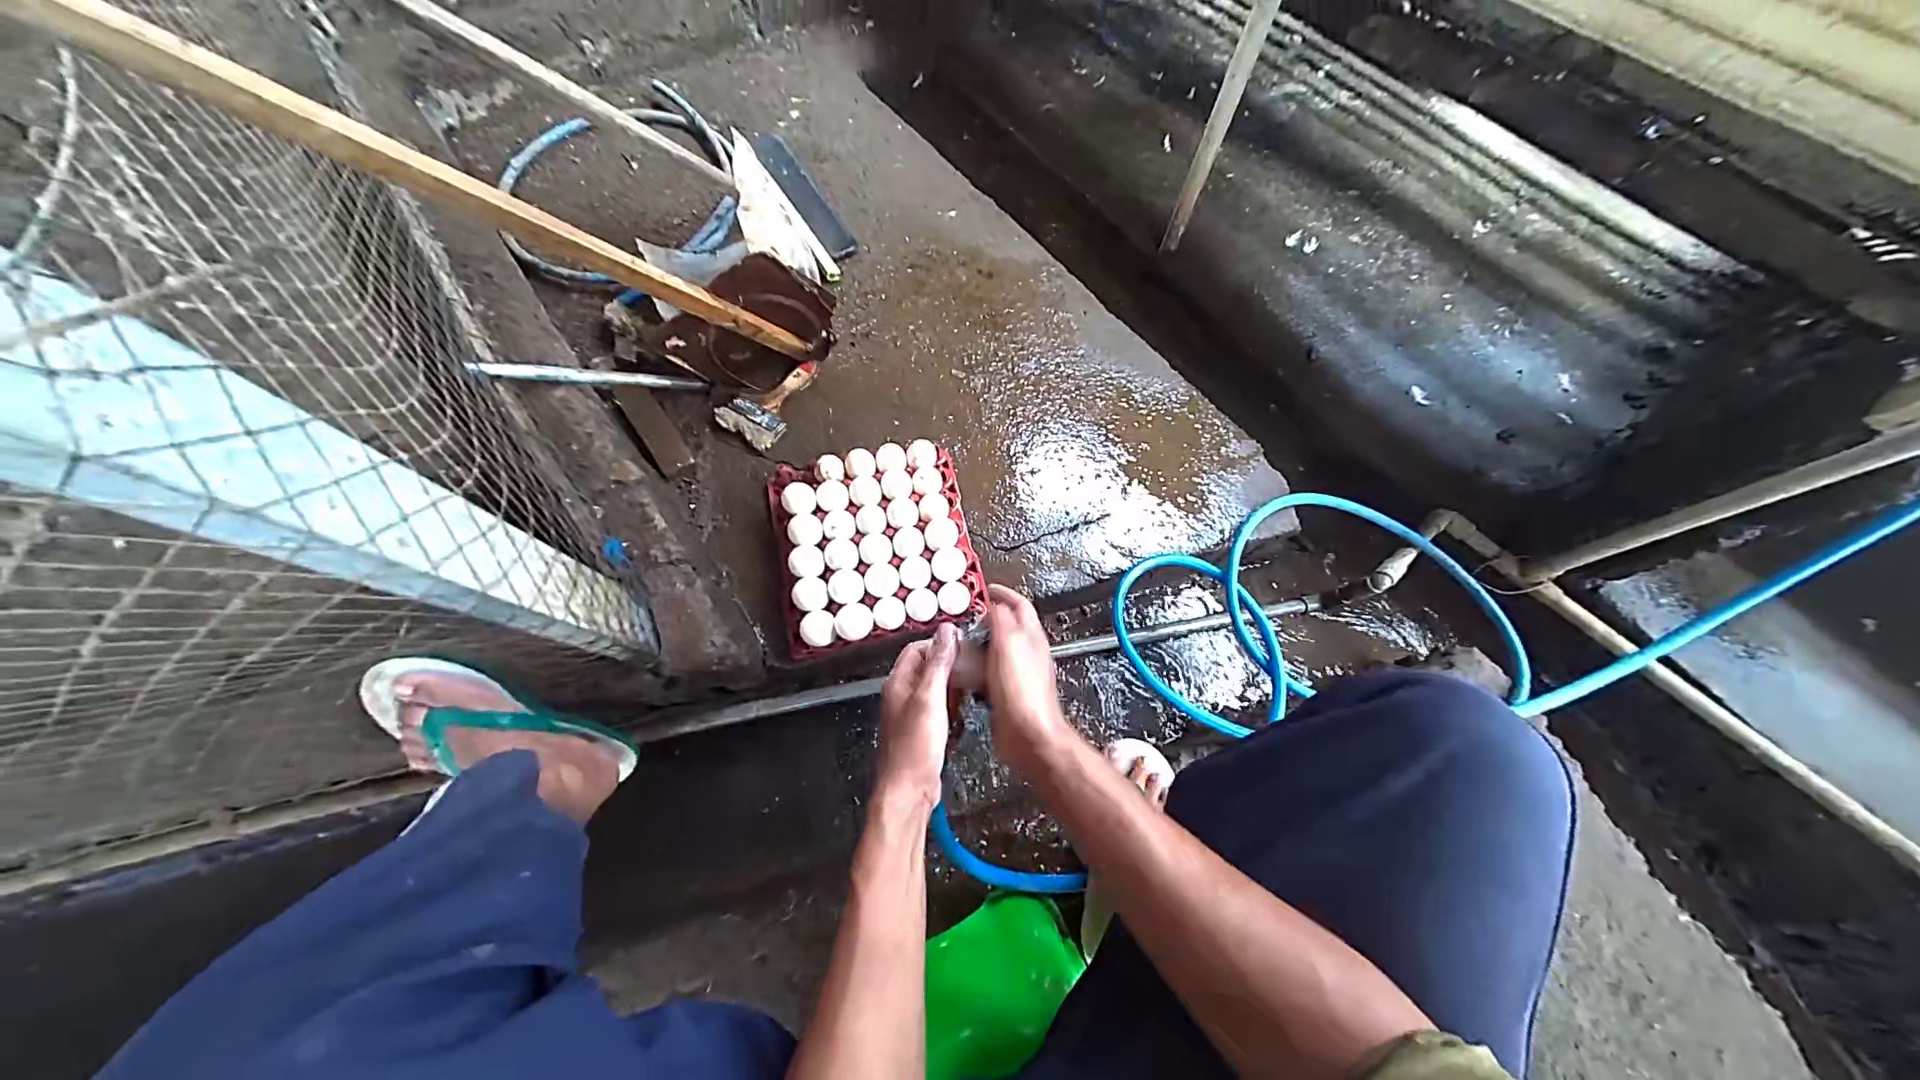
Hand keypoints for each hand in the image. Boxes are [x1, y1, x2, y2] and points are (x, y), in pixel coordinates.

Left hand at [876, 622, 958, 806]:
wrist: (909, 790)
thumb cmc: (914, 748)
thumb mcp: (931, 697)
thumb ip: (939, 663)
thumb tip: (946, 632)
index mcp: (899, 682)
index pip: (918, 648)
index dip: (940, 644)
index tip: (962, 647)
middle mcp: (902, 695)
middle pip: (928, 667)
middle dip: (950, 666)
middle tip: (970, 669)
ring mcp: (911, 713)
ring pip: (935, 688)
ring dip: (953, 687)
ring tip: (968, 691)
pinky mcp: (922, 730)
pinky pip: (939, 709)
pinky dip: (952, 707)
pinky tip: (961, 714)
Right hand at [983, 584, 1075, 775]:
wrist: (1029, 737)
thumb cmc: (1024, 695)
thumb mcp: (1008, 644)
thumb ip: (1001, 619)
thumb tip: (993, 604)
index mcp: (1030, 636)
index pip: (1019, 604)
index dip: (1002, 594)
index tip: (984, 589)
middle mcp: (1027, 653)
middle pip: (1007, 626)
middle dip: (986, 618)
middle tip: (966, 614)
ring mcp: (1017, 674)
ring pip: (996, 650)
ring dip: (978, 644)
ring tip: (960, 641)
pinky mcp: (1006, 694)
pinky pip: (988, 674)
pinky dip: (975, 669)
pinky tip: (964, 673)